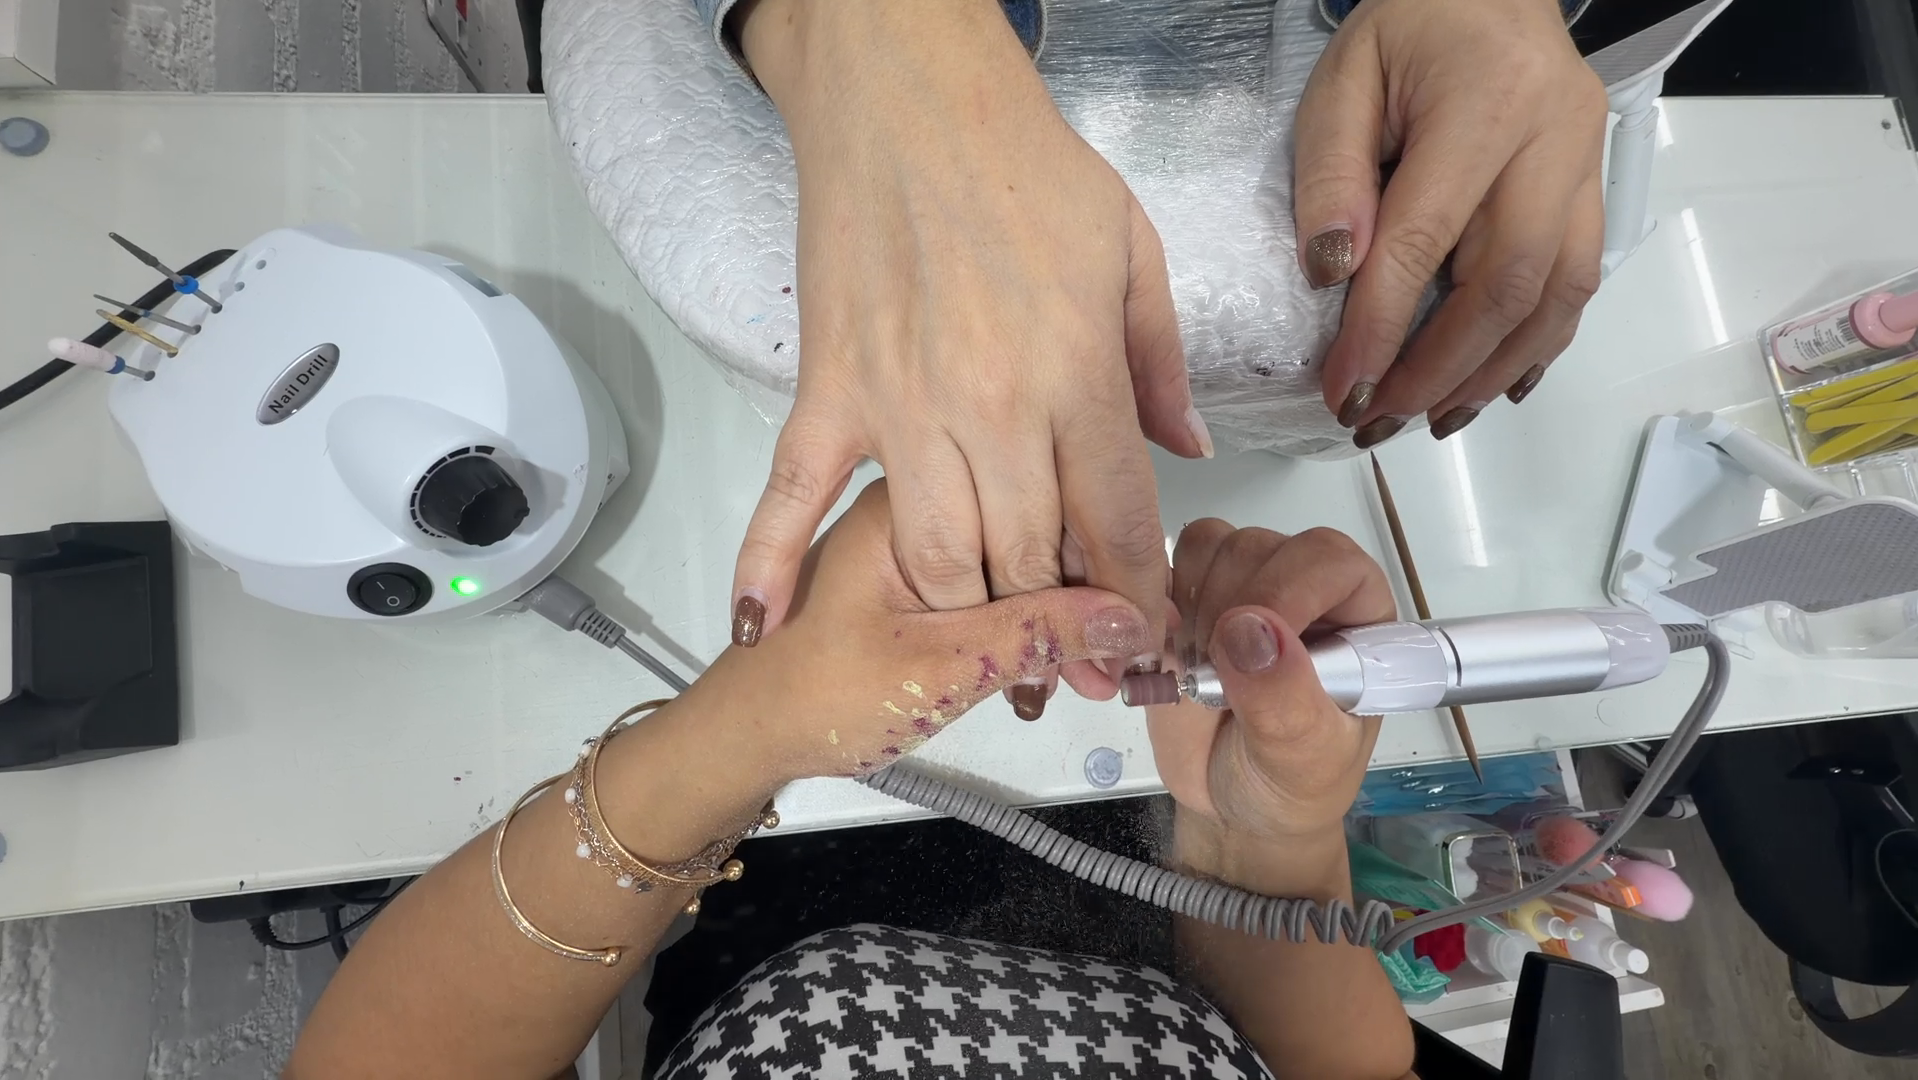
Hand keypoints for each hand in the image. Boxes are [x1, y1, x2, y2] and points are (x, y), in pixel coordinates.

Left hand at [704, 480, 1154, 786]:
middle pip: (1032, 533)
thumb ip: (1032, 637)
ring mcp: (920, 534)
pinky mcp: (920, 572)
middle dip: (1083, 603)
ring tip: (1091, 677)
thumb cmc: (826, 695)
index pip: (1036, 510)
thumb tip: (1131, 622)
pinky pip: (990, 583)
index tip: (1136, 638)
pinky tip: (1052, 658)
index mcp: (914, 497)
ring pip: (1016, 561)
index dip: (1098, 574)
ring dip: (1055, 617)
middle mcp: (920, 498)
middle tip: (1115, 675)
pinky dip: (1022, 619)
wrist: (749, 729)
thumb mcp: (937, 668)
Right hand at [727, 0, 1206, 715]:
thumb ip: (1159, 364)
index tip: (1131, 643)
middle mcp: (989, 409)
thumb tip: (1186, 453)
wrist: (903, 96)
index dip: (1129, 598)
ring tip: (975, 666)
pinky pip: (796, 493)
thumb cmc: (1024, 166)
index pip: (1114, 520)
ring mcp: (897, 408)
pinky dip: (771, 561)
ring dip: (958, 625)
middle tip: (1062, 675)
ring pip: (934, 557)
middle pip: (1025, 559)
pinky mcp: (828, 393)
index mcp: (1074, 374)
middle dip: (1052, 631)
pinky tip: (761, 624)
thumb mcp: (1130, 249)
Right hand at [1147, 522, 1394, 839]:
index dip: (1285, 589)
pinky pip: (1162, 566)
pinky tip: (1159, 653)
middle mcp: (1295, 589)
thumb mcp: (1302, 761)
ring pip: (1208, 547)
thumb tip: (1249, 629)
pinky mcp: (1183, 599)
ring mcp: (1235, 590)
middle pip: (1257, 548)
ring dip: (1189, 606)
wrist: (1229, 804)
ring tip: (1193, 671)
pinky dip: (1150, 602)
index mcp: (1351, 618)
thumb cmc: (1286, 785)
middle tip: (1213, 679)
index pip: (1329, 560)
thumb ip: (1285, 700)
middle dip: (1226, 610)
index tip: (1247, 647)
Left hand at [1294, 0, 1608, 447]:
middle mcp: (1555, 140)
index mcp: (1485, 105)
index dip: (1380, 331)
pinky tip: (1489, 387)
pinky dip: (1534, 346)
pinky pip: (1577, 282)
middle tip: (1377, 420)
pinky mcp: (1589, 190)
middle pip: (1506, 284)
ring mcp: (1585, 166)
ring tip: (1428, 421)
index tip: (1342, 391)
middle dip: (1436, 370)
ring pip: (1555, 294)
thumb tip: (1331, 273)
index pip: (1423, 244)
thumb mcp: (1339, 89)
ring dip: (1487, 373)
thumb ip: (1331, 180)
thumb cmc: (1404, 34)